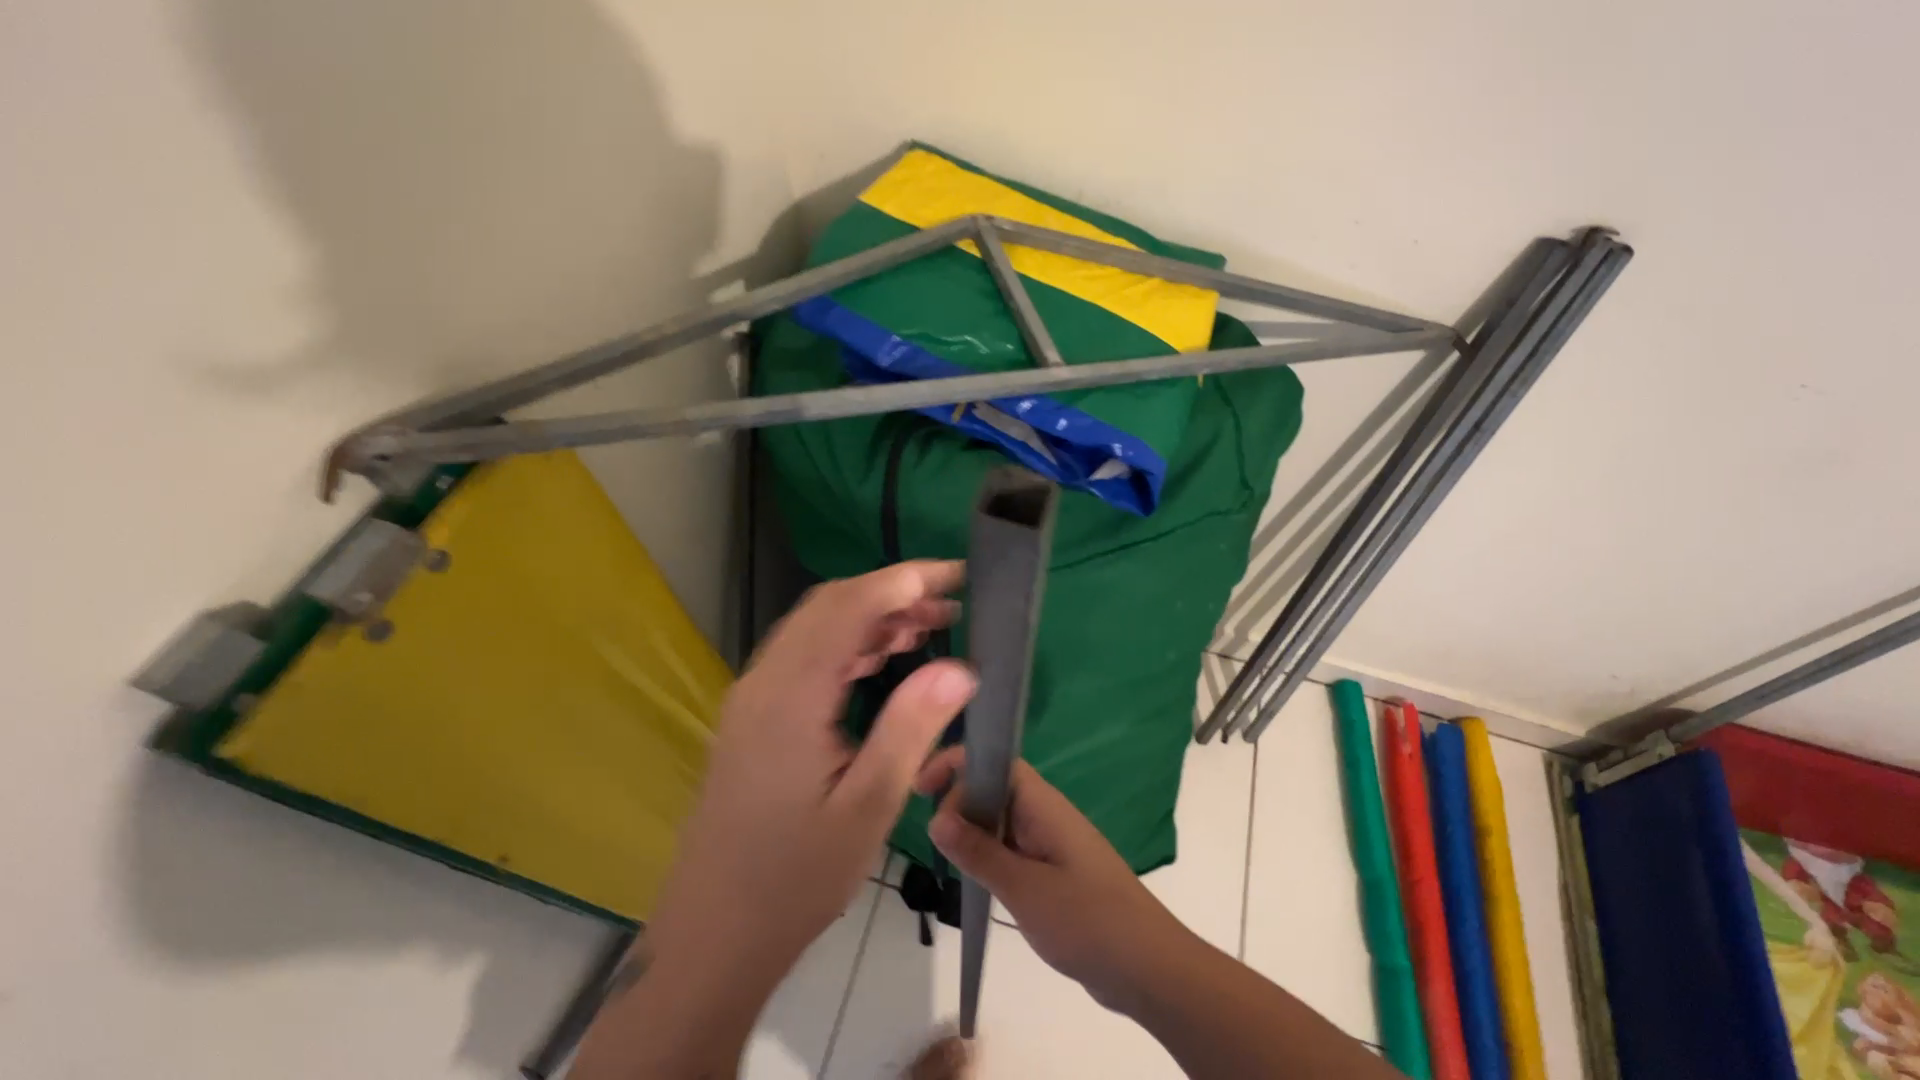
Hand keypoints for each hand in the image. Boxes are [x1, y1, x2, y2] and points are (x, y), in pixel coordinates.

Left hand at [647, 560, 977, 985]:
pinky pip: (802, 660)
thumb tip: (962, 666)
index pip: (849, 607)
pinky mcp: (751, 720)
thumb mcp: (868, 806)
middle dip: (891, 594)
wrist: (715, 931)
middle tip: (952, 605)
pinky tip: (880, 664)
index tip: (957, 574)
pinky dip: (845, 647)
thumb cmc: (796, 877)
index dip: (904, 580)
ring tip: (928, 629)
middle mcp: (763, 683)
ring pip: (813, 631)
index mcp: (790, 696)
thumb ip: (911, 727)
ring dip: (868, 619)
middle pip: (827, 608)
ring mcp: (751, 700)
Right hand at [917, 749, 1188, 1008]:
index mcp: (1044, 806)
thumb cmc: (1088, 921)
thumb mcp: (1024, 889)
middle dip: (958, 803)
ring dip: (972, 833)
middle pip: (994, 789)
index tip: (920, 789)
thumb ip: (979, 853)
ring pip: (1001, 822)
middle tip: (935, 841)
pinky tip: (976, 883)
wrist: (1148, 968)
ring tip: (948, 862)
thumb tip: (936, 819)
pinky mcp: (1056, 873)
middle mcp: (1047, 816)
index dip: (956, 764)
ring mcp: (1053, 844)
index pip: (995, 762)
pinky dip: (990, 857)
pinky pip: (1013, 850)